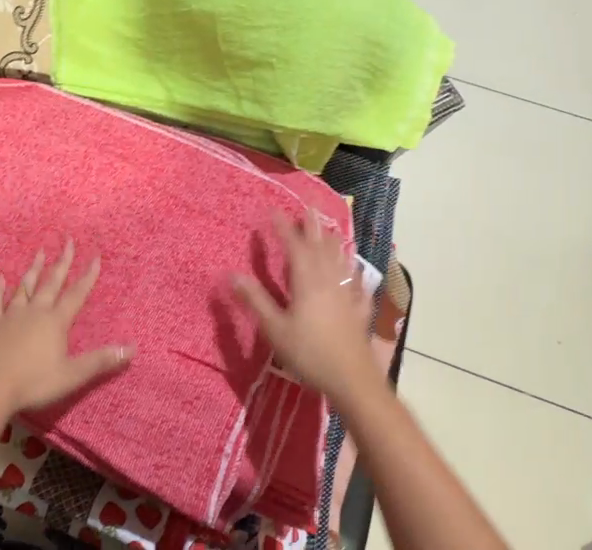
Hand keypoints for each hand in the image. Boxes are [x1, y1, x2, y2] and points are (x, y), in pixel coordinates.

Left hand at [0, 241, 132, 413]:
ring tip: (40, 252)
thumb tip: (132, 348)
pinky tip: (0, 278)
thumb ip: (100, 360)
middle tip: (68, 242)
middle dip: (62, 262)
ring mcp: (11, 315)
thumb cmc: (34, 382)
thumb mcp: (72, 375)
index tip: (95, 257)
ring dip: (34, 270)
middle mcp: (34, 311)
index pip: (76, 294)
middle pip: (51, 282)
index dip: (87, 276)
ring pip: (25, 286)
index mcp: (55, 322)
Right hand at [232, 210, 378, 396]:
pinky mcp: (359, 311)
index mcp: (306, 281)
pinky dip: (354, 271)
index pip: (294, 246)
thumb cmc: (309, 353)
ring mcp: (347, 295)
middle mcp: (328, 281)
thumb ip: (255, 300)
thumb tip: (232, 274)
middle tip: (308, 209)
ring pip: (340, 261)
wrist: (353, 381)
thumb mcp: (275, 328)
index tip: (273, 210)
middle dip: (312, 227)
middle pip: (320, 247)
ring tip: (330, 229)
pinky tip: (356, 270)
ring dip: (333, 242)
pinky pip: (357, 284)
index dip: (283, 227)